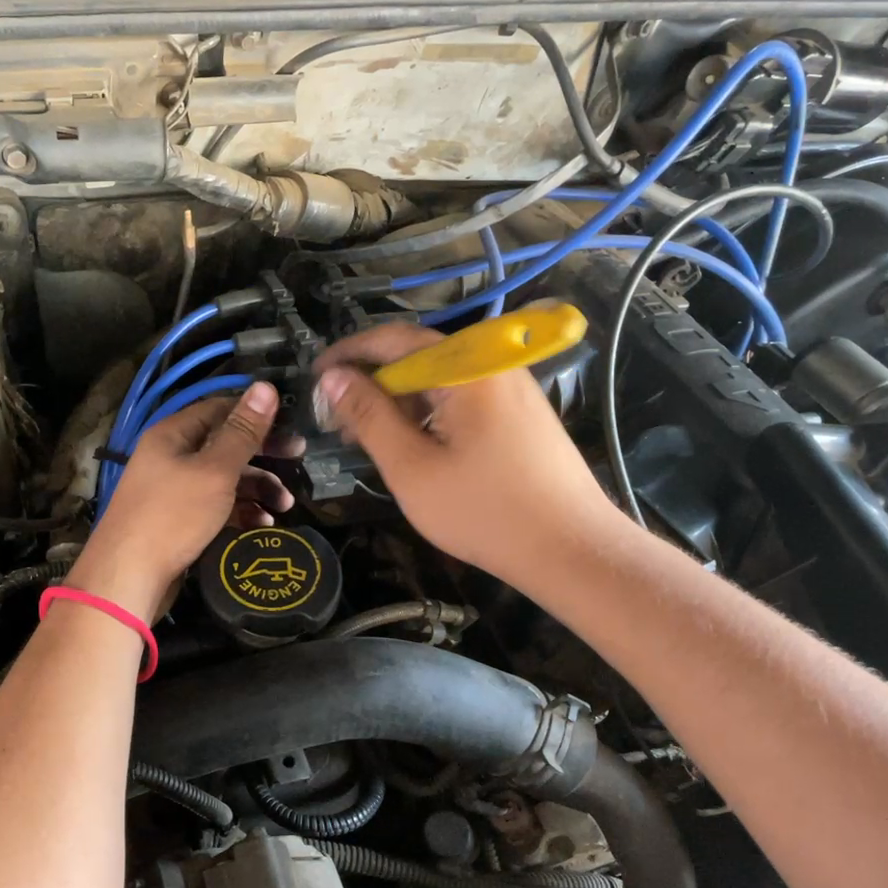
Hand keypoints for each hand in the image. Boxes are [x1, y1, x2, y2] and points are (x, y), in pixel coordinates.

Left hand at [74, 381, 287, 617]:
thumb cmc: (172, 516)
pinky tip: (261, 524)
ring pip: (223, 479)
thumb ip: (242, 433)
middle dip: (262, 455)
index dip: (255, 413)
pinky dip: (239, 512)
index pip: (219, 408)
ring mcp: (173, 490)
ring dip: (256, 488)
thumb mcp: (214, 471)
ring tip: (283, 506)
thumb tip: (265, 387)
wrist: (128, 577)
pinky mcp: (178, 521)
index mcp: (172, 434)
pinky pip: (215, 507)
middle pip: (224, 445)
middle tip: (298, 460)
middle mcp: (170, 456)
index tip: (291, 424)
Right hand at [314, 322, 625, 584]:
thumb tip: (333, 378)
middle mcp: (493, 366)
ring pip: (440, 379)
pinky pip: (463, 398)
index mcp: (467, 369)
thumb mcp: (411, 466)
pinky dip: (428, 412)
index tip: (315, 378)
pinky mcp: (521, 414)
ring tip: (367, 435)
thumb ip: (368, 416)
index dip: (348, 353)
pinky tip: (411, 444)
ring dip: (398, 399)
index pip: (394, 338)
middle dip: (371, 381)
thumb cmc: (484, 511)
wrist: (572, 550)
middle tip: (336, 417)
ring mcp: (512, 389)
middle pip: (418, 356)